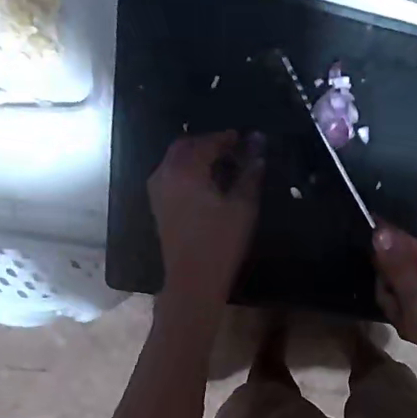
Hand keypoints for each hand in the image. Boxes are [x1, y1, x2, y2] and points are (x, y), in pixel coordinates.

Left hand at [148, 131, 264, 305]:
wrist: (192, 280)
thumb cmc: (220, 242)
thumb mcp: (242, 206)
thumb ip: (250, 174)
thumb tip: (259, 150)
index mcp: (185, 170)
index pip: (206, 143)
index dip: (226, 138)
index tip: (244, 137)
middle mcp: (165, 174)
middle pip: (185, 147)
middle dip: (208, 144)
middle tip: (232, 148)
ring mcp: (158, 191)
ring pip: (176, 161)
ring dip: (196, 157)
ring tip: (222, 164)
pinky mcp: (158, 206)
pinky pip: (172, 176)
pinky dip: (188, 171)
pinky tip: (208, 183)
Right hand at [372, 224, 416, 386]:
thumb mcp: (415, 296)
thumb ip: (396, 264)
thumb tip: (379, 231)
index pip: (399, 239)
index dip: (381, 252)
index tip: (377, 276)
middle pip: (394, 264)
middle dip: (388, 287)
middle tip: (399, 308)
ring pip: (396, 286)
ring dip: (395, 305)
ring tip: (407, 322)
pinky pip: (405, 301)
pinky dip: (403, 314)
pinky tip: (411, 328)